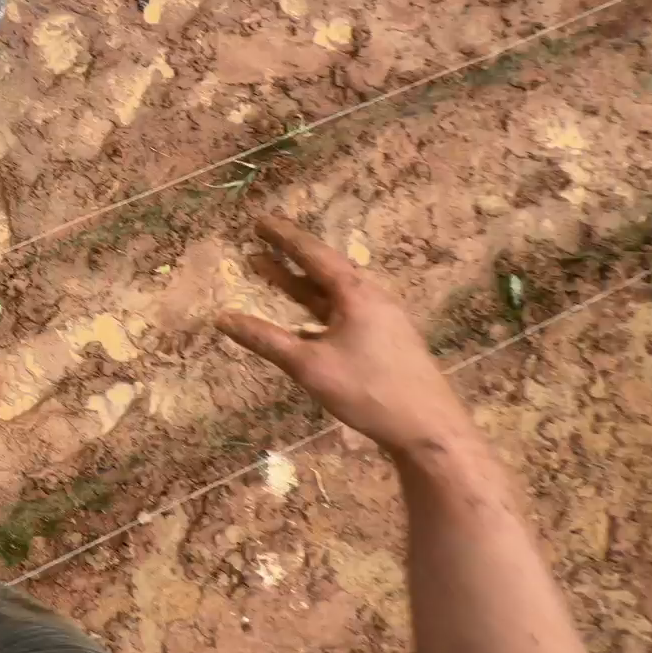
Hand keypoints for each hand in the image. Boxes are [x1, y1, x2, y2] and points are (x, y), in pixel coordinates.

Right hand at [215, 215, 480, 461]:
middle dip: (289, 254)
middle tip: (260, 236)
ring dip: (296, 280)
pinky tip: (297, 316)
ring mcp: (378, 320)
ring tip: (265, 268)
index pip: (313, 256)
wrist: (429, 430)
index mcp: (356, 296)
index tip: (258, 221)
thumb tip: (222, 318)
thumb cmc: (367, 391)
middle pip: (323, 268)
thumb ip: (263, 339)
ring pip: (329, 291)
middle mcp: (370, 300)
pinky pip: (337, 310)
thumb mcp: (307, 365)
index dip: (284, 238)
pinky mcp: (381, 340)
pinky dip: (311, 305)